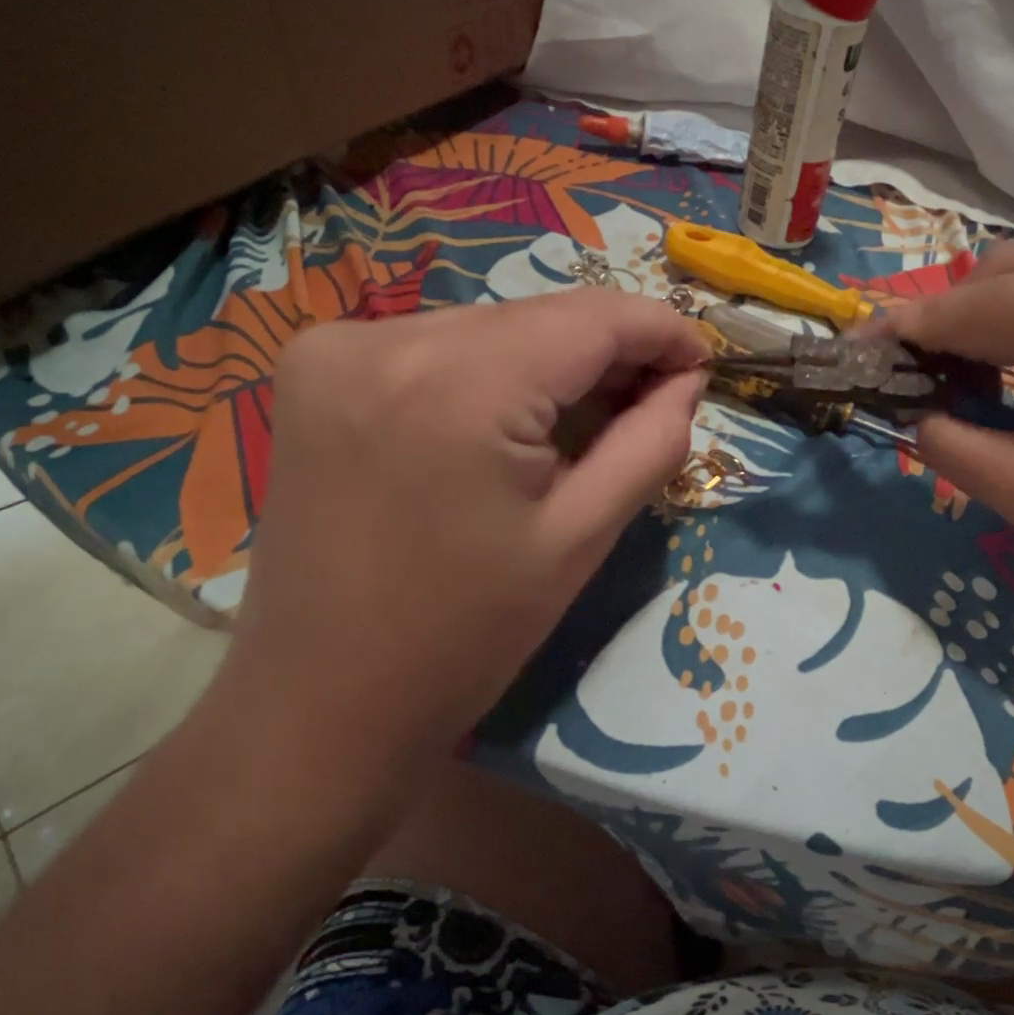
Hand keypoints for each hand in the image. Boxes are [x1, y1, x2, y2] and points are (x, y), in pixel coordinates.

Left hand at [231, 289, 709, 750]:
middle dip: (605, 352)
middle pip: (536, 315)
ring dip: (545, 362)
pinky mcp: (311, 369)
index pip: (590, 317)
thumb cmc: (465, 635)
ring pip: (487, 327)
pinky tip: (502, 426)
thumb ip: (650, 443)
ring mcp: (335, 347)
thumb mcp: (581, 540)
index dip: (659, 329)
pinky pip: (432, 345)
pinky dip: (485, 371)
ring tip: (580, 423)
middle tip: (653, 402)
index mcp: (461, 386)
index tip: (702, 362)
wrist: (322, 698)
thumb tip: (686, 380)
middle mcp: (387, 339)